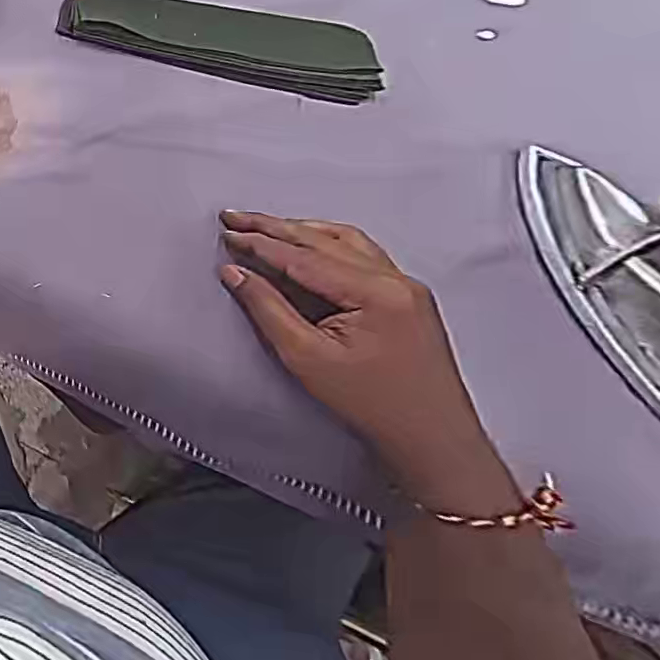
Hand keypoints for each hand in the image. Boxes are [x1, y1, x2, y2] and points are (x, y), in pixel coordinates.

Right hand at [217, 212, 503, 498]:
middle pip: (321, 240)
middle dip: (273, 227)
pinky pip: (361, 253)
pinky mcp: (406, 295)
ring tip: (264, 225)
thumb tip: (235, 272)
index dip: (259, 243)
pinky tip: (306, 242)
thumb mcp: (305, 357)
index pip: (302, 256)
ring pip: (343, 240)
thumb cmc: (370, 404)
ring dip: (300, 230)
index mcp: (375, 292)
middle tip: (234, 218)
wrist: (432, 441)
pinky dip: (326, 242)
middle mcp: (395, 279)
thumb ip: (266, 307)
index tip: (227, 234)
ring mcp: (405, 285)